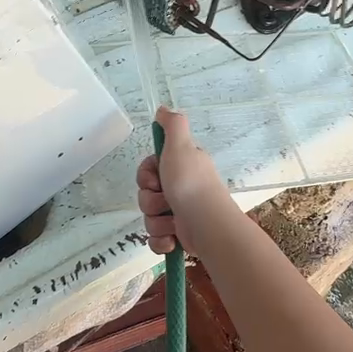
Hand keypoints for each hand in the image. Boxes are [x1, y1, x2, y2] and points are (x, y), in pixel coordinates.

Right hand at [136, 106, 231, 255]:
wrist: (207, 224)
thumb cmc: (191, 183)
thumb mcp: (181, 145)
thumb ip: (172, 125)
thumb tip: (163, 109)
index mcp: (181, 168)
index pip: (148, 170)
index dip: (146, 175)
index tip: (155, 178)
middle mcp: (180, 188)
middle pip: (145, 194)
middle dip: (150, 200)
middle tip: (166, 199)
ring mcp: (179, 214)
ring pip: (149, 217)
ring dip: (157, 221)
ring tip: (173, 221)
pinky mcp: (178, 237)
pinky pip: (155, 239)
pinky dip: (161, 241)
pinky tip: (171, 240)